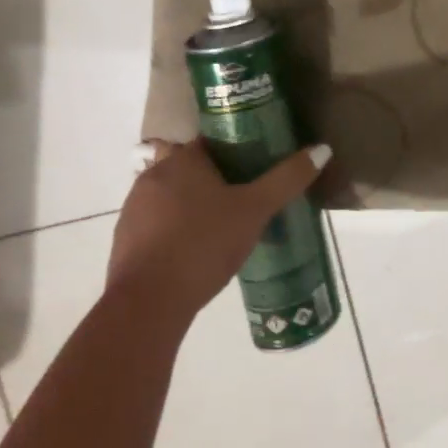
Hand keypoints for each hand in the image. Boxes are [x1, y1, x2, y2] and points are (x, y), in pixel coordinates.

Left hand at [106, 139, 331, 319]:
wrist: (147, 305)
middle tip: (248, 198)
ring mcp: (133, 210)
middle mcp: (152, 176)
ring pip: (173, 198)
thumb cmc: (203, 244)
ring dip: (195, 207)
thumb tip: (322, 148)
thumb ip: (287, 178)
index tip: (258, 165)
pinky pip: (158, 225)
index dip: (237, 150)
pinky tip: (198, 251)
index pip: (212, 141)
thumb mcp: (255, 210)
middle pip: (192, 169)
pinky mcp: (124, 243)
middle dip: (217, 181)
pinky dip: (176, 231)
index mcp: (182, 160)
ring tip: (226, 227)